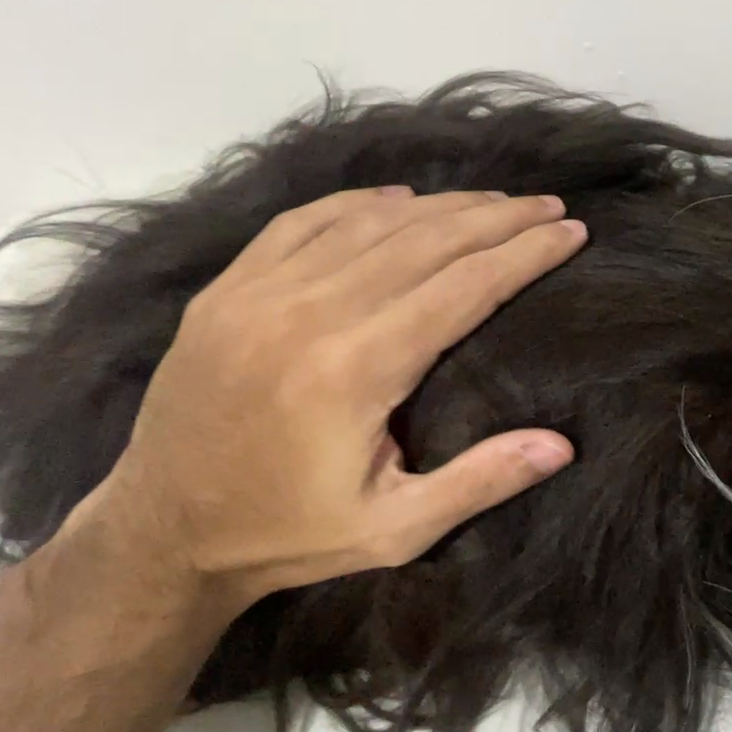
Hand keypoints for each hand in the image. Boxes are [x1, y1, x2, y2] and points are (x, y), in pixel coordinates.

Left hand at [57, 186, 588, 611]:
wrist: (159, 536)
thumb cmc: (291, 533)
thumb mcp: (398, 530)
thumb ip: (481, 482)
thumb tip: (563, 446)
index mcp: (354, 370)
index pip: (465, 286)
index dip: (526, 254)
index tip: (573, 231)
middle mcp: (305, 315)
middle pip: (427, 241)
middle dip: (500, 218)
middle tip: (552, 205)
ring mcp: (256, 295)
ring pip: (372, 223)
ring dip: (445, 205)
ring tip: (500, 201)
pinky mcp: (225, 292)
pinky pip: (304, 223)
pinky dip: (362, 202)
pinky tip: (403, 195)